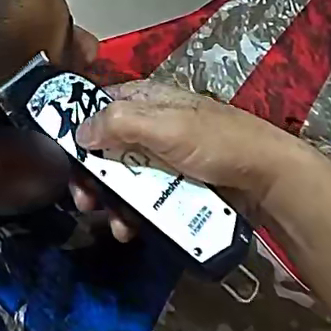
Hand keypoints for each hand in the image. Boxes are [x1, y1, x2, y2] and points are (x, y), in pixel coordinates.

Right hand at [72, 81, 320, 231]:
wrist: (267, 178)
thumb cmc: (217, 143)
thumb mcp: (168, 127)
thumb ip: (122, 123)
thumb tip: (79, 130)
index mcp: (150, 100)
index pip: (103, 103)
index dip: (80, 124)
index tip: (62, 153)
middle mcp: (154, 125)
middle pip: (108, 146)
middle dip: (92, 174)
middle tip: (82, 200)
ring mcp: (165, 157)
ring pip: (124, 176)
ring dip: (111, 200)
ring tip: (112, 222)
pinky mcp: (176, 185)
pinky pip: (144, 197)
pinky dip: (133, 214)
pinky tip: (130, 230)